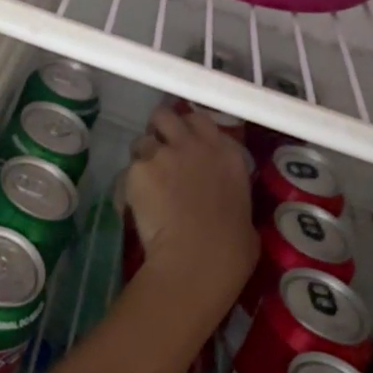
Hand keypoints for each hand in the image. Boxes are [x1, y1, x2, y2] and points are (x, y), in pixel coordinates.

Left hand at [125, 104, 257, 301]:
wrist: (199, 257)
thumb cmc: (232, 247)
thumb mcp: (244, 210)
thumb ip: (228, 190)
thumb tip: (221, 199)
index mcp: (226, 152)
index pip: (200, 121)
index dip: (188, 130)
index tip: (184, 144)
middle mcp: (194, 144)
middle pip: (166, 115)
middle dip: (159, 128)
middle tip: (158, 149)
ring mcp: (164, 153)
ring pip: (142, 140)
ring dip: (142, 157)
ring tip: (144, 182)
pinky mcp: (139, 169)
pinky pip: (127, 171)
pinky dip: (128, 185)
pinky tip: (133, 205)